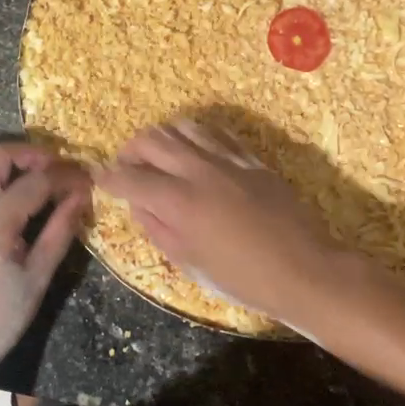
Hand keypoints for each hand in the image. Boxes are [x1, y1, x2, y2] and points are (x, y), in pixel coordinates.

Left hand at [0, 142, 90, 380]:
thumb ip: (60, 231)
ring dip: (0, 159)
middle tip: (55, 170)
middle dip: (30, 155)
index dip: (65, 177)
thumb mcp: (38, 277)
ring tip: (25, 177)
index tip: (85, 181)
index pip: (36, 181)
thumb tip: (81, 197)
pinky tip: (0, 194)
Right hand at [93, 120, 339, 321]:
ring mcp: (228, 159)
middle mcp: (200, 170)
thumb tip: (139, 205)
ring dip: (163, 138)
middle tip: (127, 166)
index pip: (132, 179)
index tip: (100, 178)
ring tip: (159, 156)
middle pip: (153, 140)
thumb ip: (159, 229)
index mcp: (181, 202)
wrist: (304, 269)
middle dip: (131, 150)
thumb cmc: (244, 279)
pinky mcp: (251, 158)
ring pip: (183, 127)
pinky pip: (215, 133)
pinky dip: (195, 137)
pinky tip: (194, 152)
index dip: (109, 178)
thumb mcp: (191, 264)